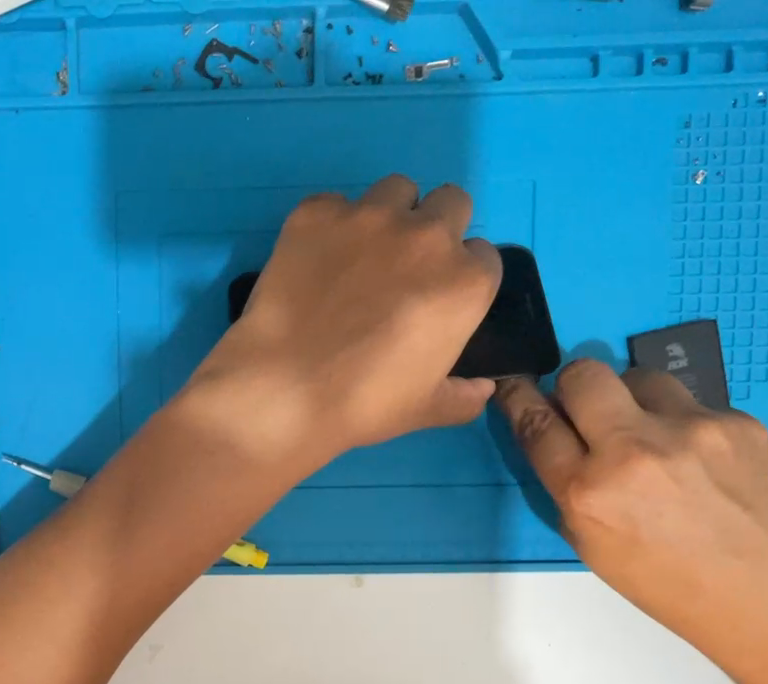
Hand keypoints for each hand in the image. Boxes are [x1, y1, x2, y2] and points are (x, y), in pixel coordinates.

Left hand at [185, 176, 503, 462]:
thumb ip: (462, 395)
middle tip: (400, 271)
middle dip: (434, 229)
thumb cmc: (363, 404)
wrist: (284, 389)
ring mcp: (370, 218)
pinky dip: (328, 226)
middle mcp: (426, 236)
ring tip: (357, 257)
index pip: (482, 256)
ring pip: (395, 190)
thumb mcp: (425, 409)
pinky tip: (311, 262)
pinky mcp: (317, 213)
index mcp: (465, 281)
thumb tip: (483, 389)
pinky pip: (333, 203)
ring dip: (388, 215)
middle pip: (449, 204)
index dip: (457, 277)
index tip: (432, 299)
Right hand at [497, 360, 767, 658]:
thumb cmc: (670, 586)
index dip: (518, 399)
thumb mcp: (593, 547)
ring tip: (650, 438)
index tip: (514, 386)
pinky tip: (699, 461)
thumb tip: (563, 441)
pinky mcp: (738, 421)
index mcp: (588, 493)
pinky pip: (690, 403)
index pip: (536, 424)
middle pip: (584, 375)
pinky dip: (681, 424)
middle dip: (573, 386)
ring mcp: (691, 428)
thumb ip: (570, 489)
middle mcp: (634, 450)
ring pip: (639, 377)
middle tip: (584, 410)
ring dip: (630, 400)